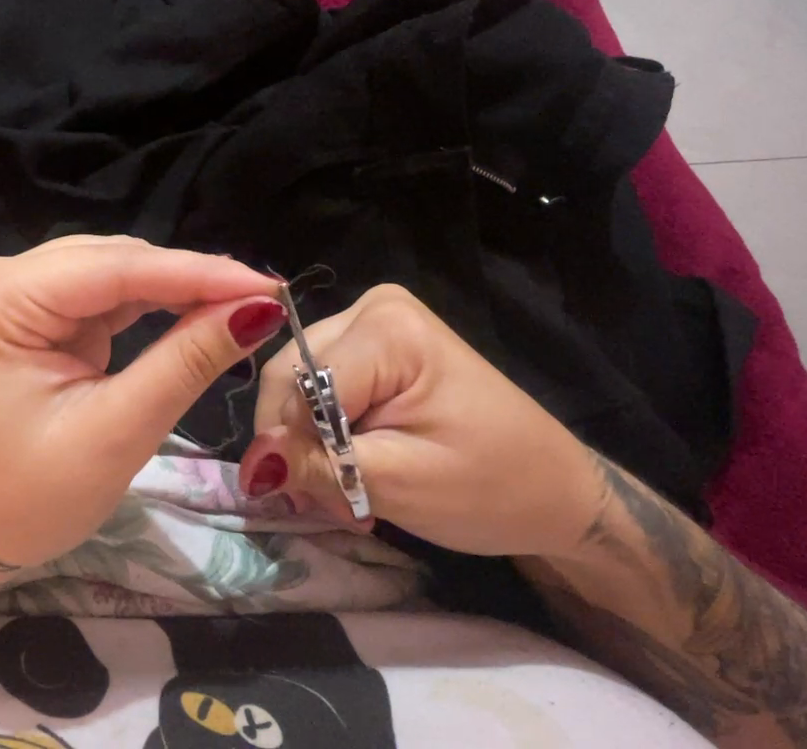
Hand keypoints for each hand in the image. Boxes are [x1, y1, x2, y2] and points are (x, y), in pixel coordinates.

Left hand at [0, 236, 284, 567]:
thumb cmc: (30, 498)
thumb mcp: (115, 432)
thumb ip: (184, 362)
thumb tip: (259, 309)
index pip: (113, 268)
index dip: (196, 273)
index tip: (270, 287)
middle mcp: (1, 279)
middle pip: (112, 260)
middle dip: (188, 278)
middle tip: (266, 302)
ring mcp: (14, 293)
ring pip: (113, 270)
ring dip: (174, 288)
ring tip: (242, 306)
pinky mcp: (33, 312)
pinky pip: (103, 294)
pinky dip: (151, 304)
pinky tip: (196, 311)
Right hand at [239, 284, 607, 559]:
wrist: (557, 493)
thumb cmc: (494, 489)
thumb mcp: (400, 485)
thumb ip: (319, 465)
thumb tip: (250, 466)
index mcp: (387, 327)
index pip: (298, 385)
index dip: (296, 444)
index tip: (321, 499)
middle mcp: (370, 307)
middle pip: (289, 377)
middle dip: (298, 443)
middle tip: (330, 500)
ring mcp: (371, 322)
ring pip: (294, 384)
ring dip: (307, 442)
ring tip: (346, 488)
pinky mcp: (372, 344)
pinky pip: (315, 385)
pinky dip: (322, 431)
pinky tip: (351, 462)